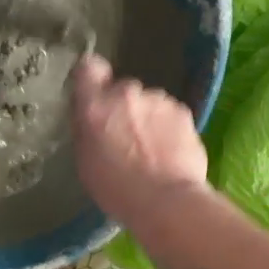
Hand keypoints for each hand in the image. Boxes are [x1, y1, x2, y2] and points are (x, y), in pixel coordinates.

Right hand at [70, 54, 212, 224]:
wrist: (166, 200)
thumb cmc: (116, 189)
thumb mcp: (85, 162)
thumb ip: (86, 130)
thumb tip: (91, 118)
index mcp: (95, 107)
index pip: (89, 68)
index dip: (91, 79)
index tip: (93, 94)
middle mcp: (126, 93)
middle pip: (121, 90)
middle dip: (122, 107)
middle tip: (124, 137)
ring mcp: (158, 99)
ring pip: (147, 102)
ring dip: (146, 118)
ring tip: (150, 150)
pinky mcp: (183, 111)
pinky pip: (169, 114)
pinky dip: (166, 128)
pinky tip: (168, 152)